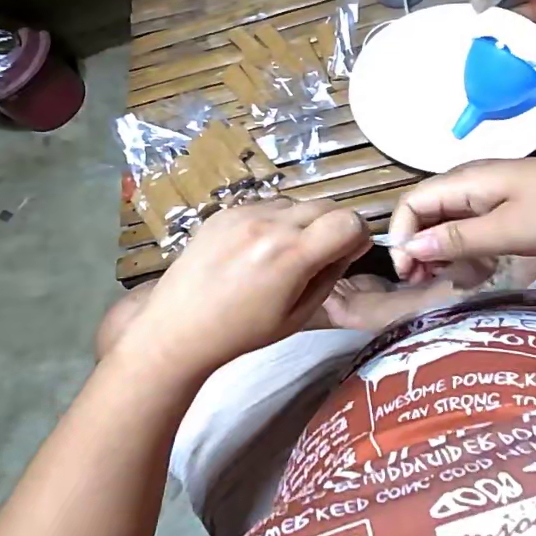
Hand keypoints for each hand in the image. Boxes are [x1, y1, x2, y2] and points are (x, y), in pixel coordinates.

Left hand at [123, 198, 369, 375]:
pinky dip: (274, 221)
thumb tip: (351, 246)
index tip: (349, 252)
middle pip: (327, 205)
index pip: (348, 220)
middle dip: (333, 227)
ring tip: (282, 254)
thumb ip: (331, 275)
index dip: (357, 235)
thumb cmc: (242, 332)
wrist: (178, 327)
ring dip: (303, 222)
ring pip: (297, 204)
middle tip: (319, 255)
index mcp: (291, 255)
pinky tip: (256, 249)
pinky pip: (268, 205)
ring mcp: (245, 212)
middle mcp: (270, 225)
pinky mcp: (226, 210)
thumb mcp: (298, 314)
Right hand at [387, 158, 535, 282]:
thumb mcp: (506, 231)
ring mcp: (485, 193)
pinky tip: (473, 269)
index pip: (412, 202)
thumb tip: (411, 247)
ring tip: (444, 279)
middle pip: (424, 212)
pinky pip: (468, 225)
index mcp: (464, 181)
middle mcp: (468, 182)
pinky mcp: (501, 205)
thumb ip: (457, 239)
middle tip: (420, 282)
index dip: (401, 235)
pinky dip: (462, 248)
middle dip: (417, 246)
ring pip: (445, 221)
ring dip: (438, 250)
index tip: (407, 271)